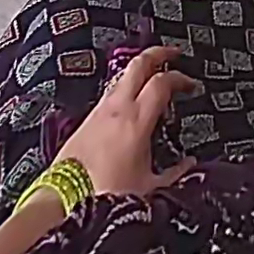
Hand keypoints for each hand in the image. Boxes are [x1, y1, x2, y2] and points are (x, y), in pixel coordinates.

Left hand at [55, 44, 198, 195]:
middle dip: (159, 53)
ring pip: (123, 74)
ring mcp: (100, 110)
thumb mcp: (148, 188)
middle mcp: (118, 107)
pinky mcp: (87, 119)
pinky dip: (126, 85)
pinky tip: (130, 99)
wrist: (63, 200)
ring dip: (141, 68)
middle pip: (140, 63)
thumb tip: (189, 165)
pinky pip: (111, 90)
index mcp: (137, 119)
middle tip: (173, 54)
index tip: (190, 84)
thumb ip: (174, 174)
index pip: (163, 82)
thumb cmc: (104, 194)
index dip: (180, 78)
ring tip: (153, 73)